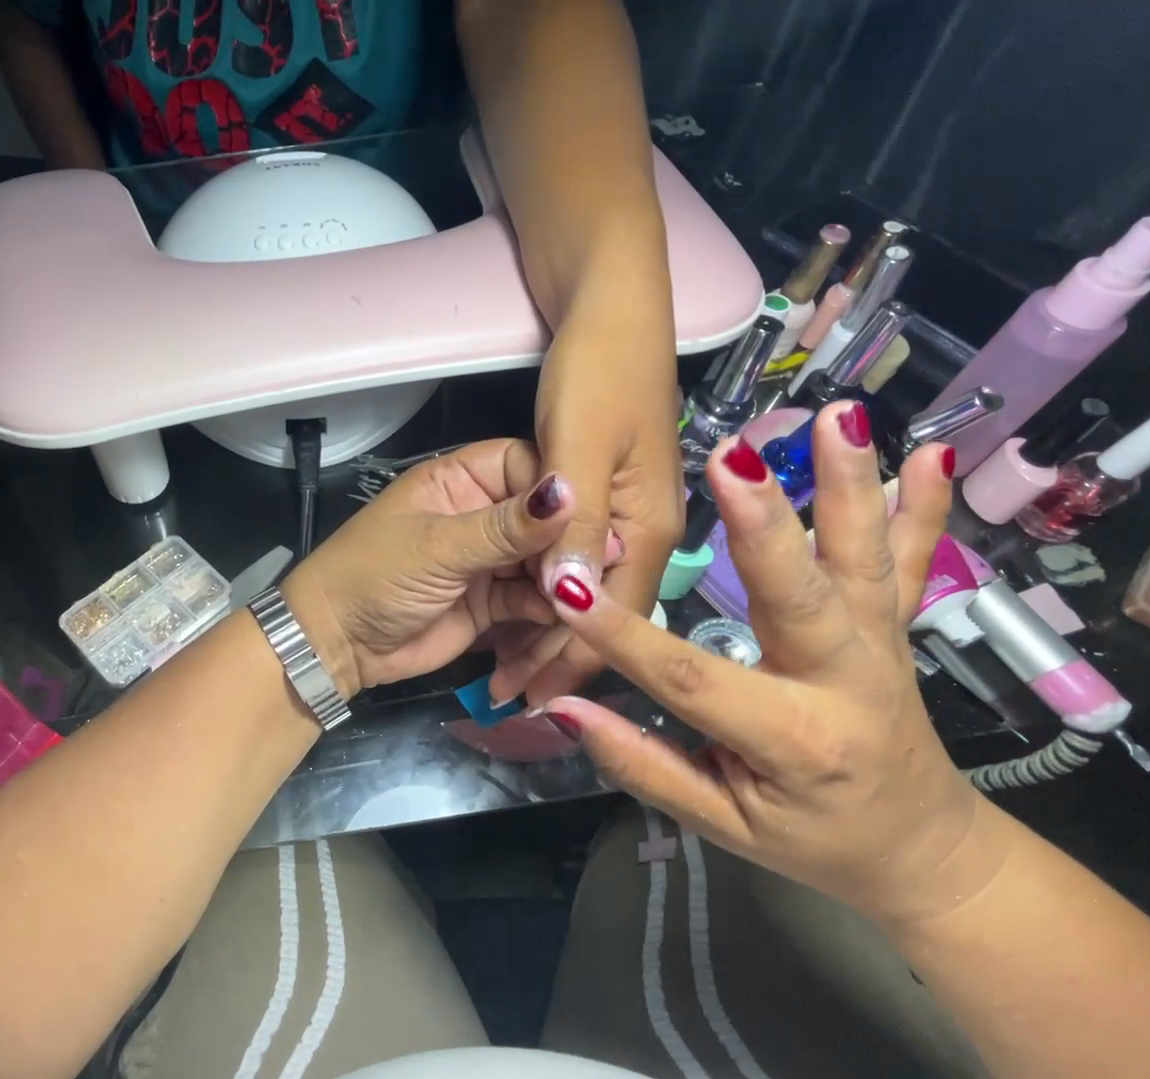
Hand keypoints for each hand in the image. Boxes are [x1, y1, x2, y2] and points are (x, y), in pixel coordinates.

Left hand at [281, 439, 576, 697]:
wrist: (338, 644)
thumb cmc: (374, 577)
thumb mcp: (438, 547)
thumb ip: (503, 527)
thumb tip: (567, 491)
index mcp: (459, 480)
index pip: (526, 465)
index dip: (560, 487)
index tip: (592, 515)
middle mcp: (480, 514)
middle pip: (544, 518)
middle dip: (569, 542)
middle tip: (603, 565)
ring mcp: (489, 560)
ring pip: (544, 561)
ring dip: (563, 581)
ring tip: (585, 598)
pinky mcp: (493, 602)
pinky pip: (533, 601)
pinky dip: (549, 611)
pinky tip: (563, 619)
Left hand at [492, 315, 684, 705]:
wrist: (599, 306)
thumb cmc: (595, 369)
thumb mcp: (574, 444)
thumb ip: (559, 520)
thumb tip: (574, 590)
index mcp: (639, 514)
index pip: (617, 604)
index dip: (582, 651)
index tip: (543, 695)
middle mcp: (623, 526)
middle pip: (596, 608)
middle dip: (561, 654)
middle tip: (520, 700)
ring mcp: (592, 523)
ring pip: (571, 599)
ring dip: (543, 640)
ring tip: (510, 686)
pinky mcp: (567, 513)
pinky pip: (551, 578)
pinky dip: (532, 610)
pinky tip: (510, 643)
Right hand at [536, 402, 1001, 925]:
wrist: (926, 853)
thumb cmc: (815, 843)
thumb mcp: (721, 825)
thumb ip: (643, 766)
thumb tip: (564, 710)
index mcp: (792, 737)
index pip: (687, 676)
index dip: (620, 633)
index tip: (565, 586)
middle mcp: (845, 682)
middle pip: (797, 594)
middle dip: (759, 523)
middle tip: (728, 458)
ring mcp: (881, 647)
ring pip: (862, 561)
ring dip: (849, 483)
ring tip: (837, 417)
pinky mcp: (897, 630)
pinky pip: (912, 564)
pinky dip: (926, 507)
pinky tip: (936, 451)